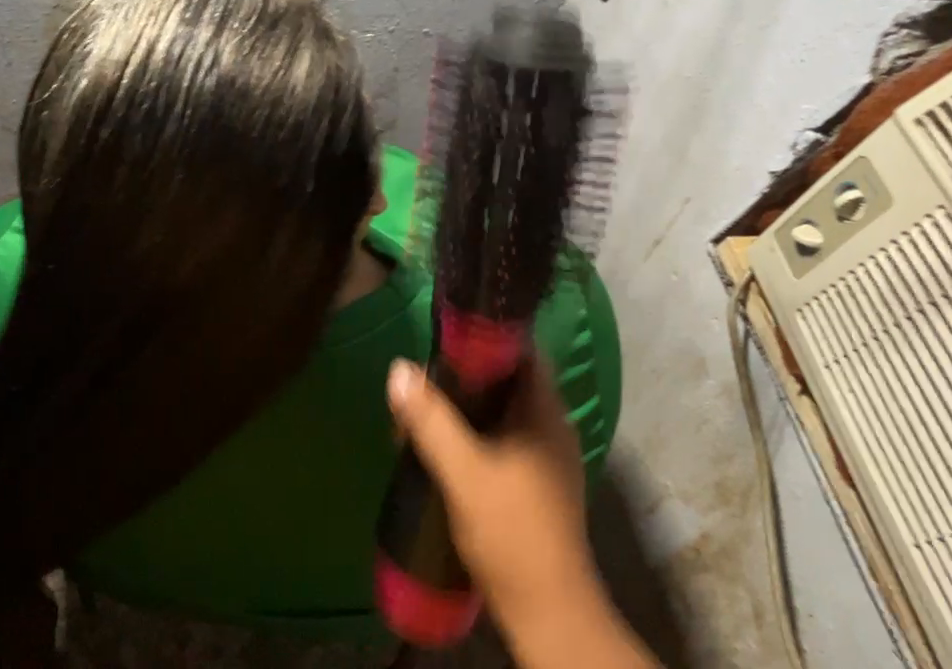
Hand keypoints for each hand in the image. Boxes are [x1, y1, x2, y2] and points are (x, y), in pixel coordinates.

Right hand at [386, 358, 590, 606]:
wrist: (546, 612)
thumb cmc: (510, 533)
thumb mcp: (463, 472)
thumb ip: (431, 420)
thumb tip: (399, 369)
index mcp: (546, 415)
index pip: (523, 354)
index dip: (485, 341)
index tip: (444, 340)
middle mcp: (552, 431)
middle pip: (507, 385)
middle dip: (463, 380)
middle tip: (421, 384)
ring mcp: (546, 462)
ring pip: (501, 417)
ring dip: (463, 413)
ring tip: (420, 419)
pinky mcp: (536, 489)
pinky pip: (501, 444)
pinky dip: (472, 439)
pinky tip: (442, 455)